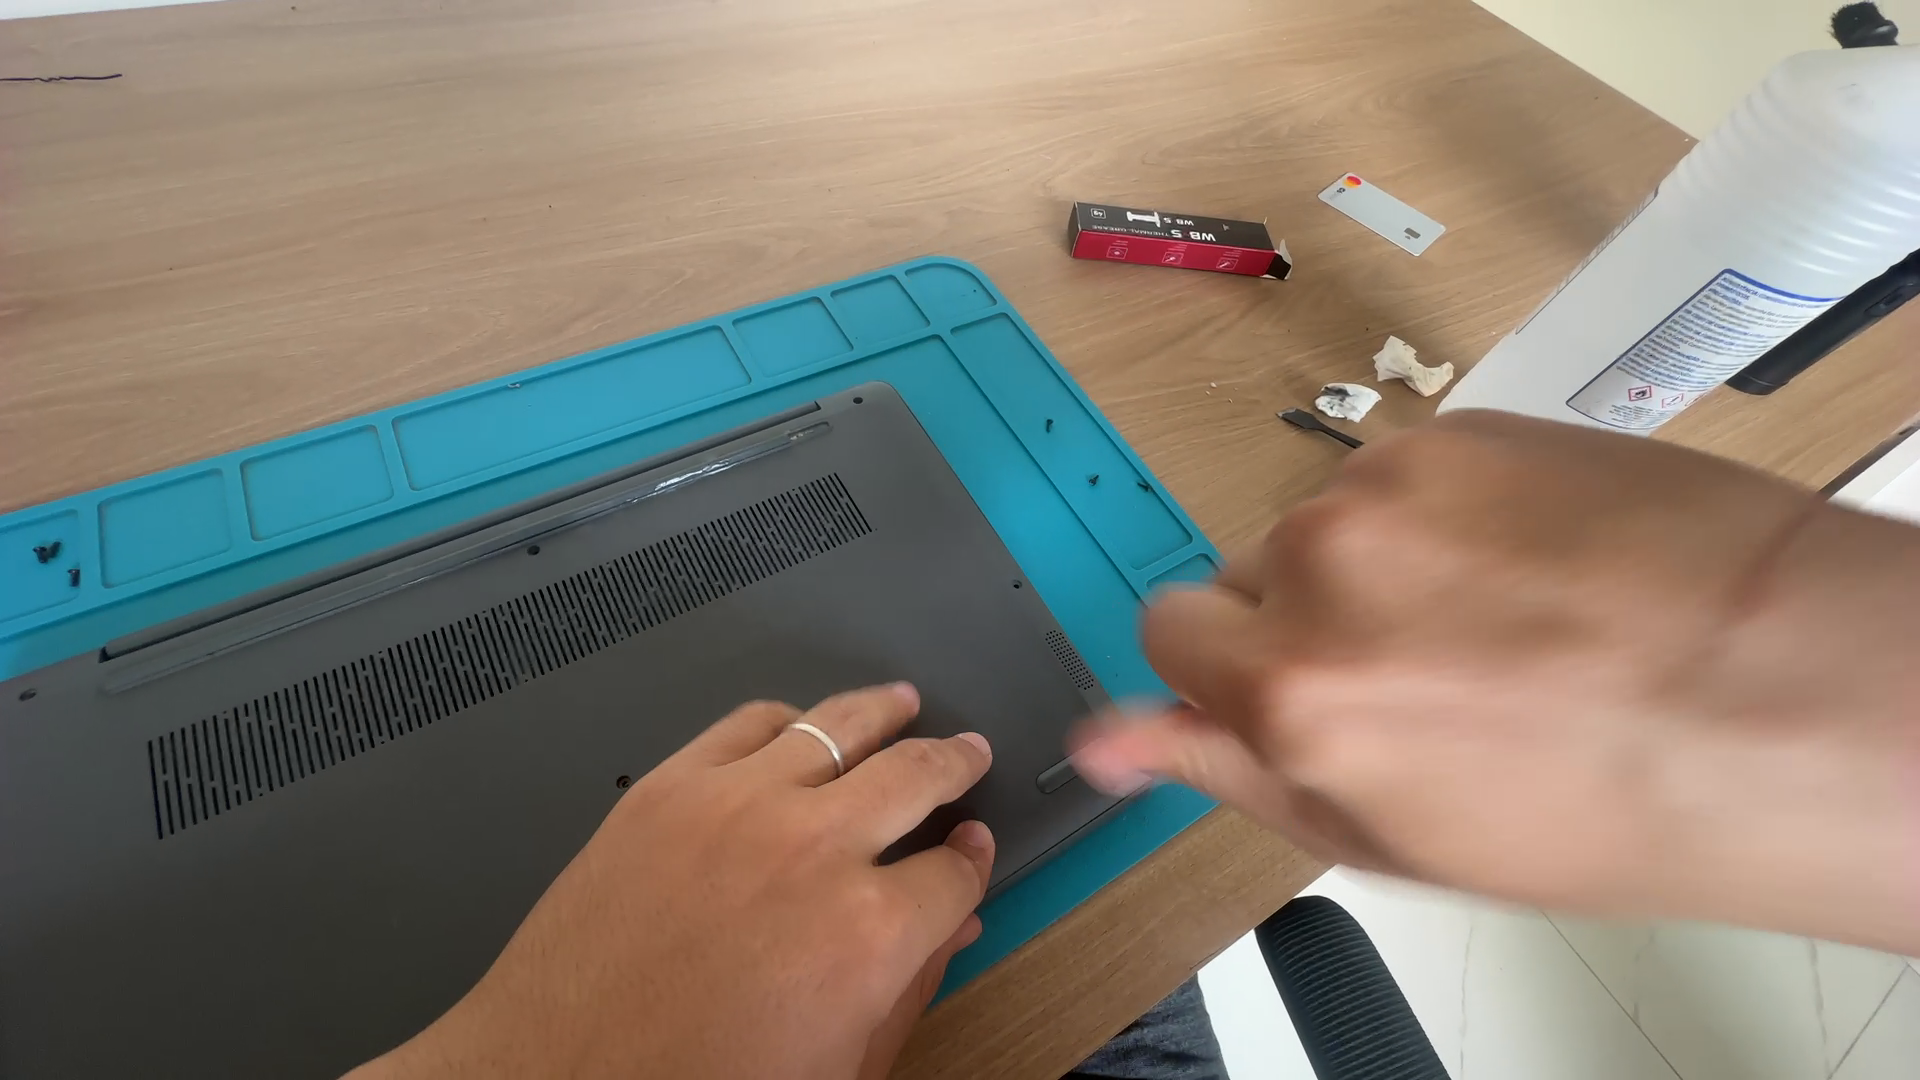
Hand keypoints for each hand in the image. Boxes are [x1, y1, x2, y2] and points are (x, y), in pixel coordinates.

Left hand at [348, 684, 994, 1079]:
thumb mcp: (837, 1069)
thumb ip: (912, 988)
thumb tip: (960, 919)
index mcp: (867, 935)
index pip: (954, 870)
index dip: (972, 857)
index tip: (972, 844)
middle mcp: (815, 849)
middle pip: (915, 773)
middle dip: (955, 761)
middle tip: (969, 751)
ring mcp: (739, 803)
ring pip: (841, 724)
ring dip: (886, 711)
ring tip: (906, 702)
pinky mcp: (672, 784)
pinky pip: (751, 723)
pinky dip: (790, 719)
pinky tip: (804, 725)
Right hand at [1073, 410, 1919, 952]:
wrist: (1810, 701)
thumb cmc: (1590, 806)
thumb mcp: (1375, 830)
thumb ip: (1215, 766)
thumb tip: (1097, 738)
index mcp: (1286, 685)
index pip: (1165, 626)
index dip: (1224, 661)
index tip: (1288, 683)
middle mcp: (1313, 567)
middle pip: (1241, 574)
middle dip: (1294, 618)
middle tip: (1409, 665)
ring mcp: (1385, 486)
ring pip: (1316, 526)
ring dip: (1367, 568)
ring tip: (1485, 615)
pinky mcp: (1451, 431)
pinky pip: (1388, 479)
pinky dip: (1429, 516)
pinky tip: (1521, 560)